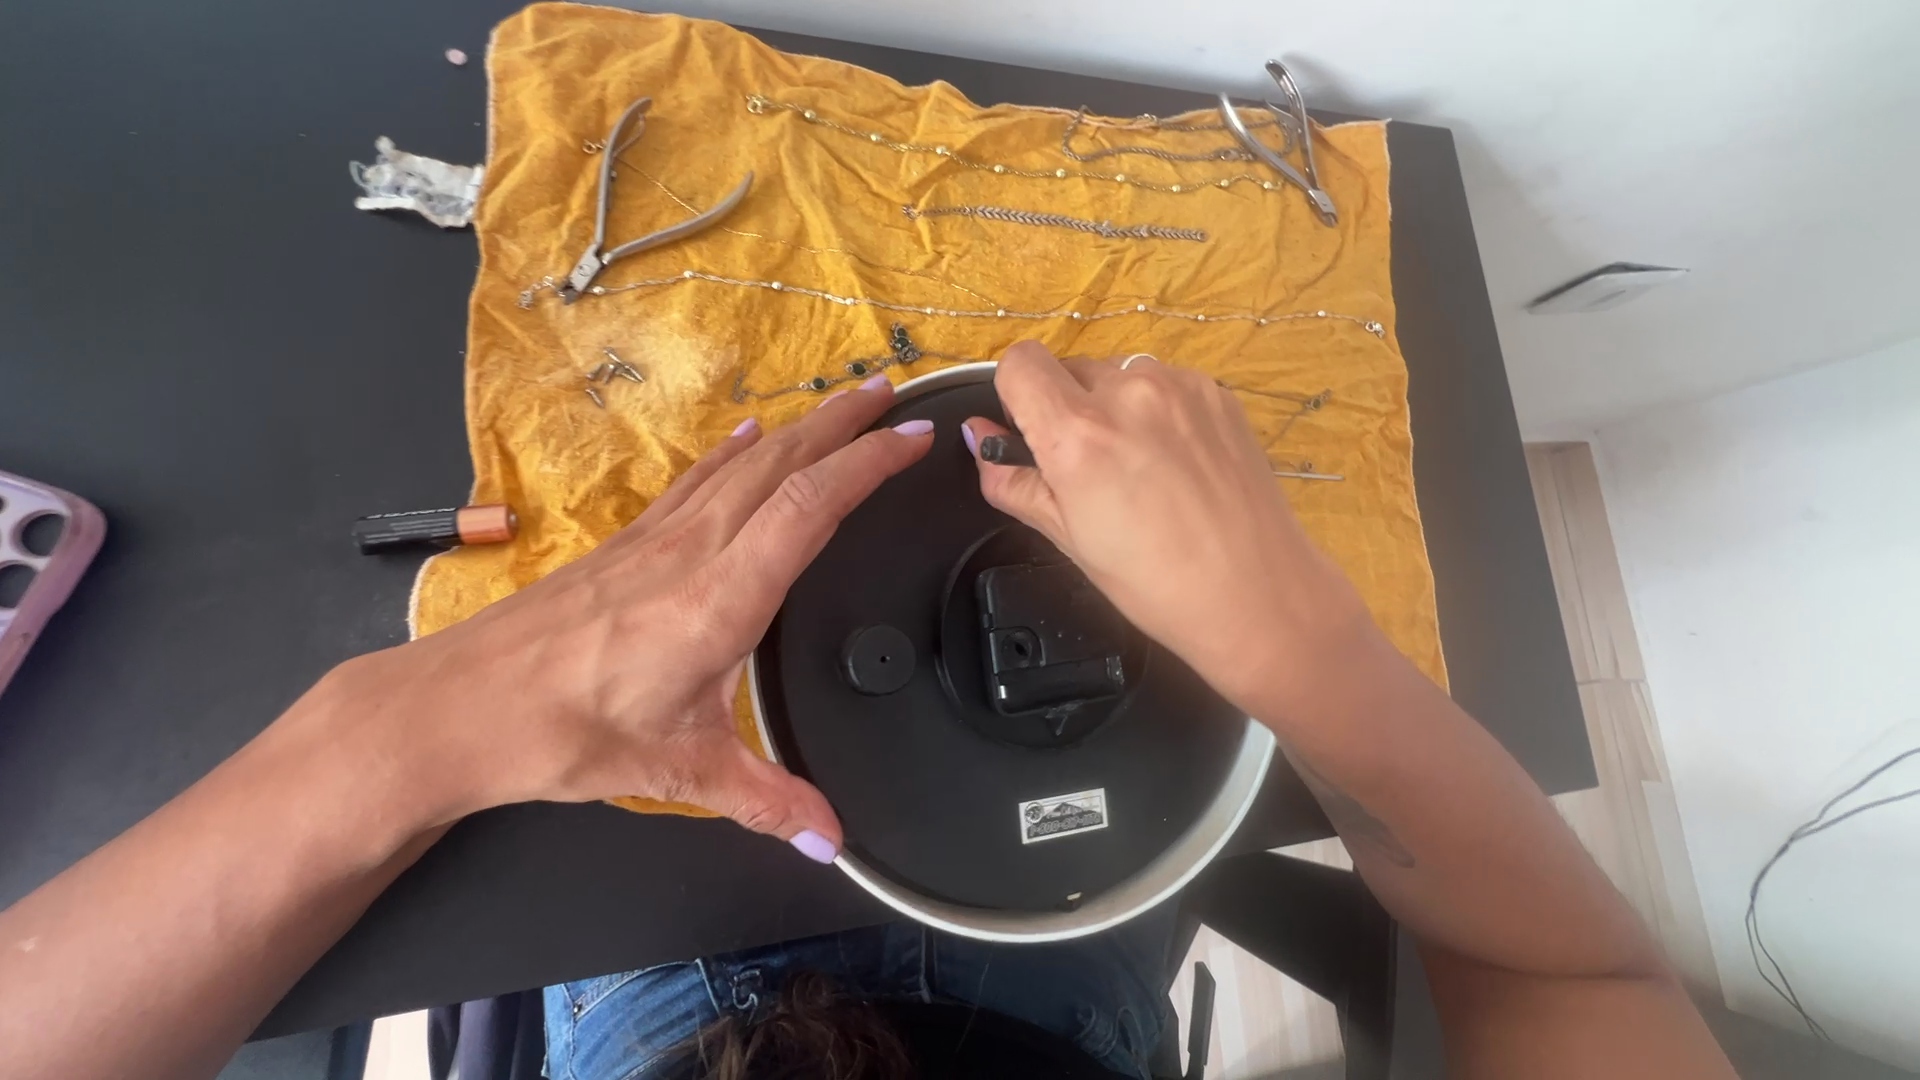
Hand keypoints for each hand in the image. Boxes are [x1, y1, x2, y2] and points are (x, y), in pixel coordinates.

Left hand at [310, 377, 932, 860]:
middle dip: (848, 421)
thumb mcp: (679, 771)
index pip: (809, 506)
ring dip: (804, 424)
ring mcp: (662, 536)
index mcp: (722, 598)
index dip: (868, 463)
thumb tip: (831, 842)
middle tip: (897, 394)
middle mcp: (697, 549)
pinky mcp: (635, 539)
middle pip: (785, 461)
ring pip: (747, 460)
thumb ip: (767, 800)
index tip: (915, 438)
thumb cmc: (567, 732)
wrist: (459, 706)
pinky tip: (754, 432)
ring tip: (847, 402)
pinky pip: (702, 477)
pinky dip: (740, 449)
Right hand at [961, 342, 1375, 711]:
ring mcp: (1179, 387)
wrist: (1257, 596)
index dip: (1015, 395)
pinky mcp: (1217, 392)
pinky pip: (1163, 383)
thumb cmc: (1155, 583)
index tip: (1029, 428)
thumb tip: (978, 438)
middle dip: (1064, 407)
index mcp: (1079, 436)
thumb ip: (1013, 480)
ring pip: (1117, 375)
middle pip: (1067, 368)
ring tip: (1139, 467)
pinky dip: (1154, 409)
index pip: (1020, 363)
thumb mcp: (1066, 539)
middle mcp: (1128, 394)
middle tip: (1089, 466)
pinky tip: (1175, 461)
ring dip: (1111, 406)